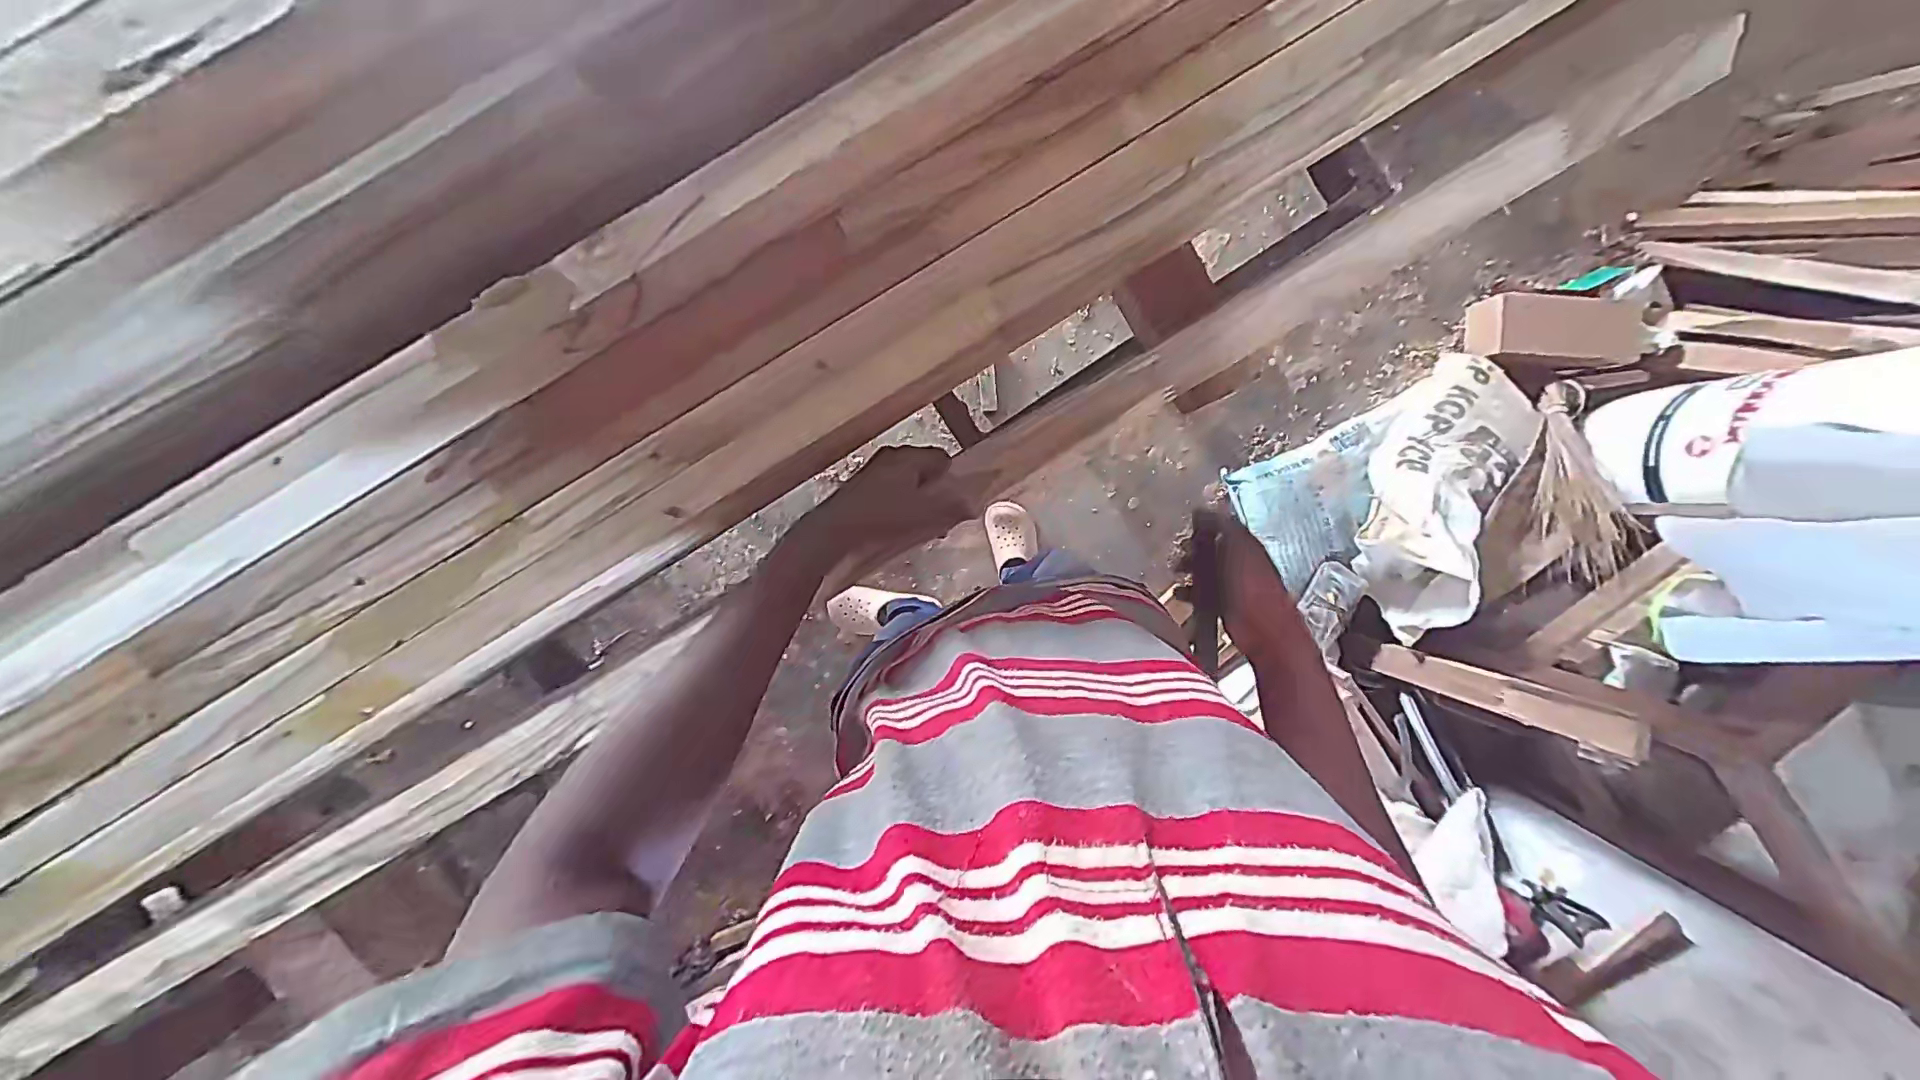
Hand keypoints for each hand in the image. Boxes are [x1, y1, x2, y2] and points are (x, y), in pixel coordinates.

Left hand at [800, 445, 974, 555]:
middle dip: (933, 492)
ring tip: (917, 527)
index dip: (952, 479)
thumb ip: (953, 508)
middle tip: (938, 517)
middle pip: (923, 470)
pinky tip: (893, 529)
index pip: (942, 457)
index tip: (954, 500)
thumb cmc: (881, 519)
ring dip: (914, 503)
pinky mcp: (857, 491)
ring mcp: (870, 473)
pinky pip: (886, 495)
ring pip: (904, 483)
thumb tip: (971, 506)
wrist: (832, 533)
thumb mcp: (926, 516)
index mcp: (907, 457)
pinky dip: (895, 509)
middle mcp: (888, 458)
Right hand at [1186, 506, 1305, 659]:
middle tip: (1180, 549)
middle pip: (1216, 548)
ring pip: (1210, 570)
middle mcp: (1245, 563)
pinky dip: (1194, 590)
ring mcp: (1238, 584)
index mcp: (1248, 546)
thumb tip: (1204, 512)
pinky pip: (1207, 591)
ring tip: (1178, 571)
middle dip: (1195, 548)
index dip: (1207, 521)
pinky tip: (1183, 594)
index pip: (1226, 525)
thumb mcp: (1234, 552)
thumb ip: (1220, 531)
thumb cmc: (1254, 592)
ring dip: (1192, 569)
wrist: (1266, 633)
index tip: (1191, 520)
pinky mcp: (1229, 604)